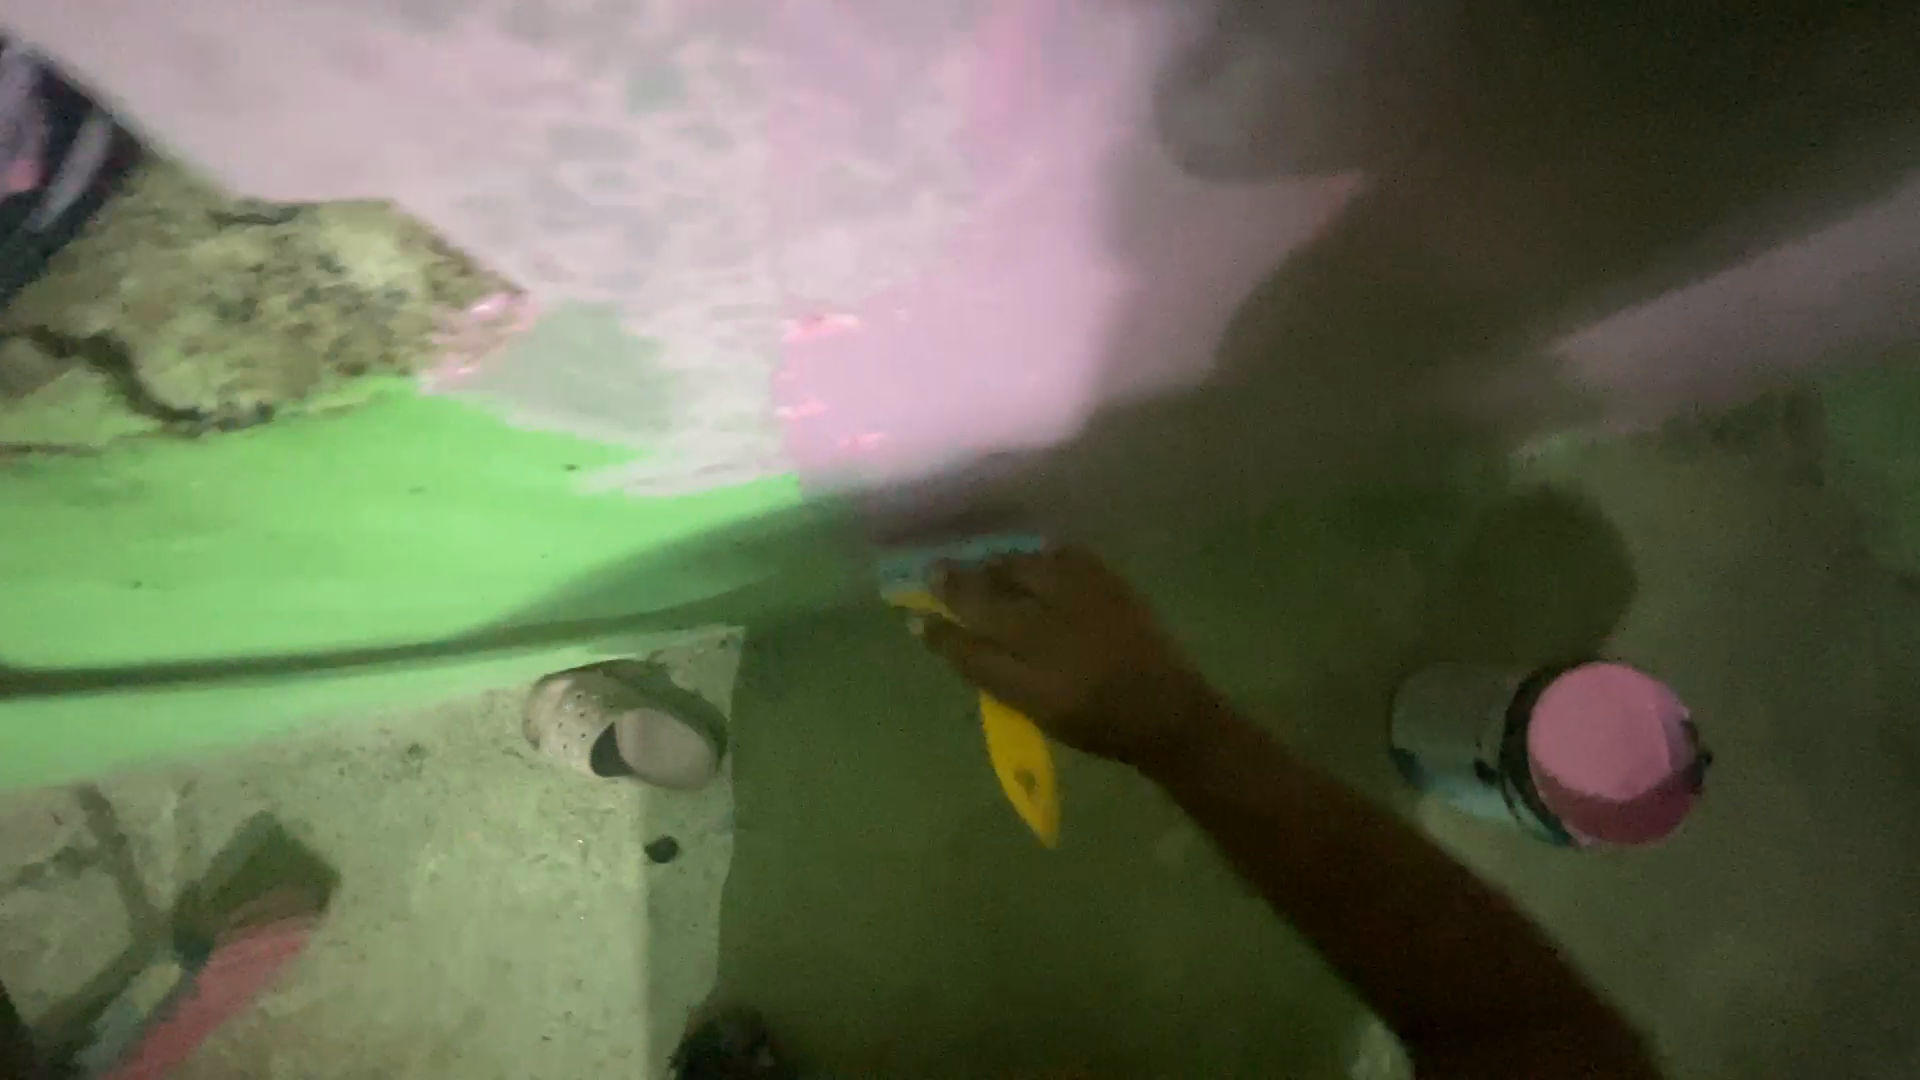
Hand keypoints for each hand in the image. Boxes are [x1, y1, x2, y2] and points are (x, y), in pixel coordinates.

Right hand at [916, 546, 1223, 769]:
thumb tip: (961, 642)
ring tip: (982, 565)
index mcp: (1031, 680)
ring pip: (1020, 570)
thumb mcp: (1039, 713)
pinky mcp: (1107, 583)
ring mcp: (1080, 604)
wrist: (1167, 710)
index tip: (916, 619)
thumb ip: (997, 677)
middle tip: (934, 571)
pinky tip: (1034, 560)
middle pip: (987, 600)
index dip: (939, 634)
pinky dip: (1041, 557)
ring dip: (994, 565)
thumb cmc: (1097, 723)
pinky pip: (1063, 557)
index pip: (969, 649)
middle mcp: (1050, 635)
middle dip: (954, 585)